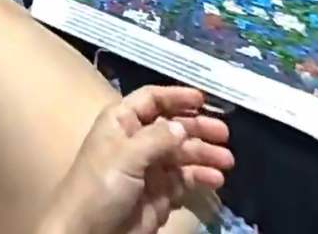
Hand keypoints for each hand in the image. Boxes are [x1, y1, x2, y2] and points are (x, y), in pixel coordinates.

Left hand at [38, 86, 233, 233]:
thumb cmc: (101, 185)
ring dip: (203, 154)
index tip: (203, 99)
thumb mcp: (126, 156)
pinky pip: (183, 180)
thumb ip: (156, 139)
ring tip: (227, 160)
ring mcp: (149, 167)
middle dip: (196, 127)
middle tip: (224, 134)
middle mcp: (136, 139)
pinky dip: (199, 177)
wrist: (90, 233)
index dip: (176, 97)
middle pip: (170, 126)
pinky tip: (216, 179)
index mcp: (121, 120)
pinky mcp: (159, 194)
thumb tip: (182, 125)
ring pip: (180, 153)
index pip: (151, 99)